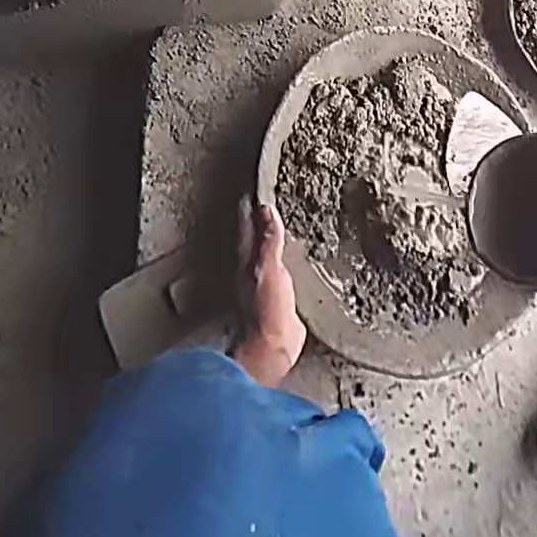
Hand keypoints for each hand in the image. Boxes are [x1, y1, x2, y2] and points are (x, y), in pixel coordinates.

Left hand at [233, 197, 306, 386]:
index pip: (246, 224)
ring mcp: (263, 281)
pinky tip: (290, 256)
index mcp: (246, 259)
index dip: (250, 206)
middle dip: (259, 218)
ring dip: (270, 237)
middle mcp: (251, 267)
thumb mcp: (270, 269)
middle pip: (252, 236)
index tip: (256, 189)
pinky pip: (278, 266)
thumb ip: (269, 240)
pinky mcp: (276, 294)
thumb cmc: (268, 310)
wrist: (274, 347)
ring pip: (264, 251)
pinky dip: (283, 256)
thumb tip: (267, 210)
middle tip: (266, 201)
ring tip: (278, 223)